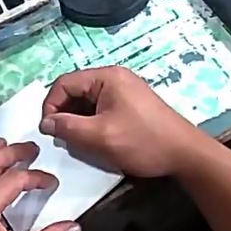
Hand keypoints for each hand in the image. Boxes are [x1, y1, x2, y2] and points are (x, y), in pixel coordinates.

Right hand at [39, 67, 210, 178]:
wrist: (184, 153)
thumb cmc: (142, 142)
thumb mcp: (100, 136)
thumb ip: (68, 127)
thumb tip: (45, 123)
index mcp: (106, 77)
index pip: (64, 83)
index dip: (51, 105)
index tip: (49, 131)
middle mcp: (114, 78)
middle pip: (75, 90)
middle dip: (65, 114)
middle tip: (64, 138)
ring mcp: (124, 90)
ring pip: (87, 101)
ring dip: (78, 121)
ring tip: (80, 142)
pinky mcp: (131, 104)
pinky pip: (101, 108)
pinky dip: (92, 122)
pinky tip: (96, 140)